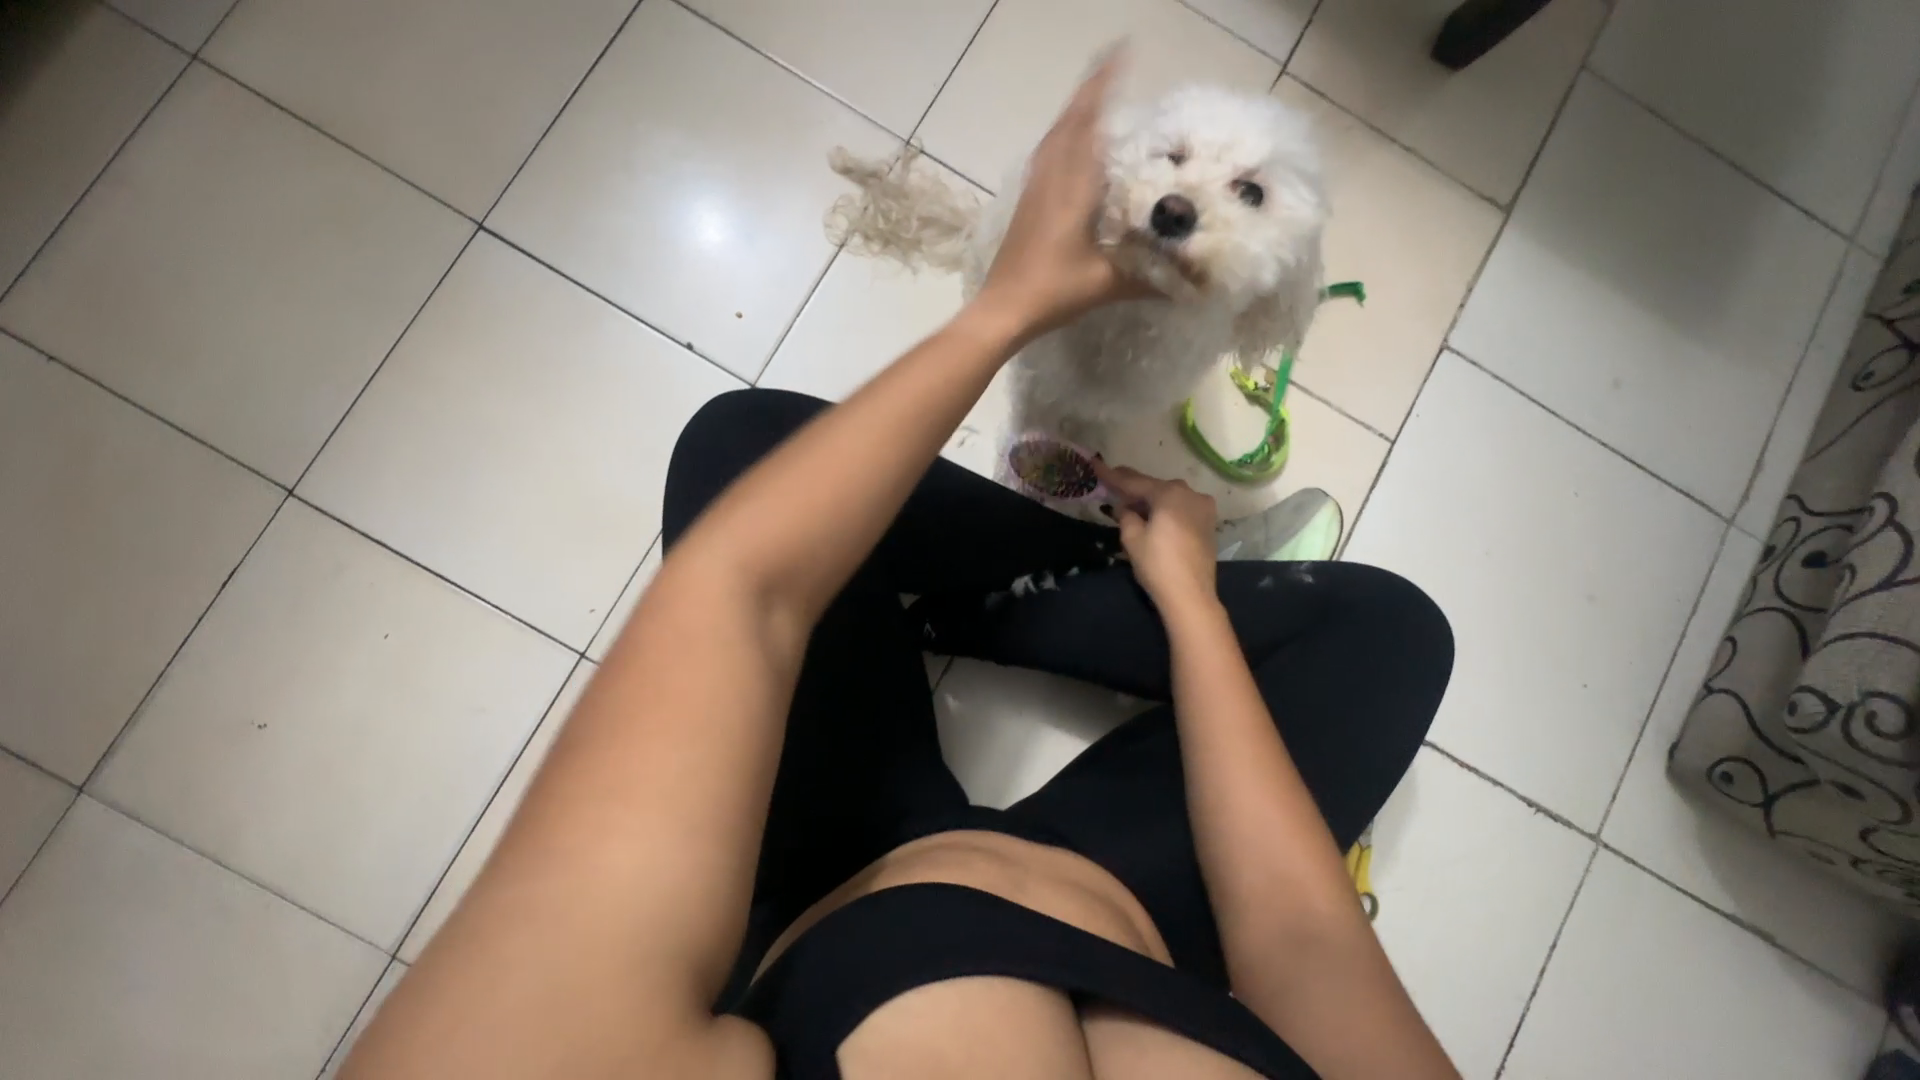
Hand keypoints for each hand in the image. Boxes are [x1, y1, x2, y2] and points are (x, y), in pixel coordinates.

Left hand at [971, 49, 1154, 338]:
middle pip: (1068, 123)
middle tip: (1111, 68)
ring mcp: (1033, 192)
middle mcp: (1050, 180)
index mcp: (1072, 189)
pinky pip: (1044, 158)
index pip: (1090, 127)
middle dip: (1090, 93)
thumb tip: (1191, 282)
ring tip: (1093, 98)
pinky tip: (1067, 147)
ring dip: (1073, 114)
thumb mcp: (1105, 286)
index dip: (1103, 91)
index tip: (1119, 59)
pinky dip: (1060, 139)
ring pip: (1053, 139)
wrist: (1001, 310)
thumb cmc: (1052, 293)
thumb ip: (1147, 280)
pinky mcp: (1025, 206)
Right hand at [1097, 463, 1218, 608]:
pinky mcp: (1208, 522)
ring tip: (1130, 505)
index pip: (1134, 482)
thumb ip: (1126, 515)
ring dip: (1150, 500)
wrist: (1191, 595)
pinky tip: (1152, 516)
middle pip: (1154, 487)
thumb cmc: (1157, 565)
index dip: (1112, 475)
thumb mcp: (1132, 538)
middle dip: (1133, 488)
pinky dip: (1165, 509)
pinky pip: (1181, 508)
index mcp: (1170, 493)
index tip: (1095, 463)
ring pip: (1169, 497)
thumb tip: (1125, 507)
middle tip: (1111, 486)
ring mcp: (1203, 507)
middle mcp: (1190, 493)